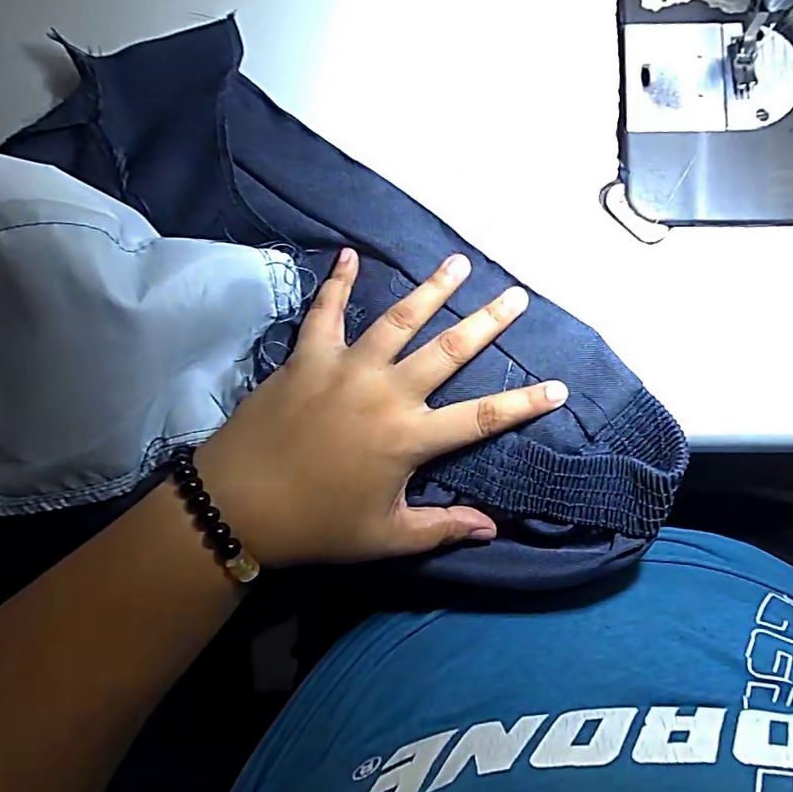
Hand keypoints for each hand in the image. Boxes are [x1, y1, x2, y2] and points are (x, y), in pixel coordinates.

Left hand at [191, 249, 567, 567]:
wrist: (234, 508)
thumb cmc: (316, 525)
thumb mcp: (385, 536)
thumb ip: (442, 528)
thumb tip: (492, 529)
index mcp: (409, 438)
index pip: (482, 418)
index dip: (525, 403)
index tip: (559, 387)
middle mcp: (386, 393)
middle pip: (449, 351)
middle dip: (488, 323)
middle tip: (517, 296)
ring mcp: (346, 369)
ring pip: (399, 321)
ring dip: (432, 290)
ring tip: (459, 263)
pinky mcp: (307, 359)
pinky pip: (325, 313)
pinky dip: (338, 283)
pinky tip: (350, 255)